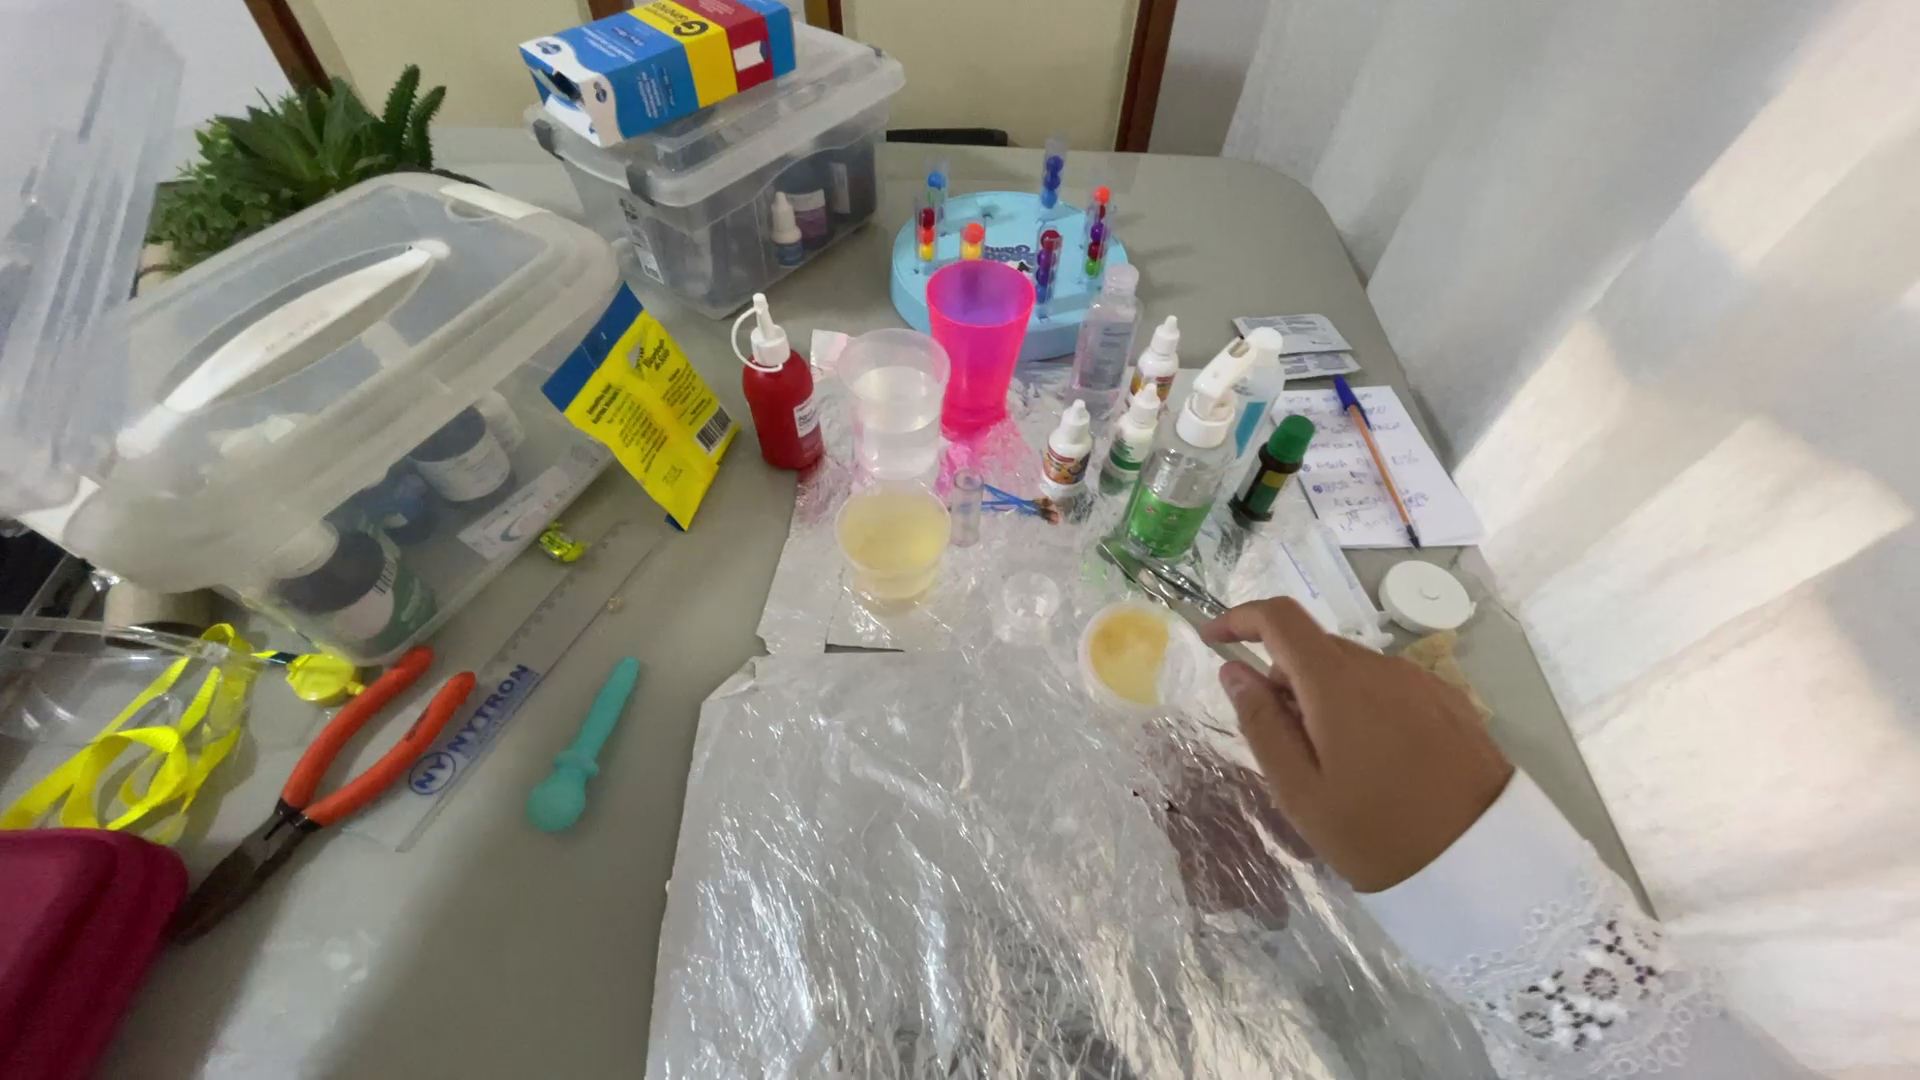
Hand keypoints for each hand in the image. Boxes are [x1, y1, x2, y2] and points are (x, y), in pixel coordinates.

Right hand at [1202, 598, 1512, 892]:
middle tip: (1278, 737)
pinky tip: (1371, 755)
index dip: (1239, 618)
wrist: (1490, 871)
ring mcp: (1420, 682)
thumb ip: (1260, 722)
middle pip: (1312, 645)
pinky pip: (1383, 683)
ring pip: (1347, 665)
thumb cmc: (1378, 835)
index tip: (1214, 639)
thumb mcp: (1299, 790)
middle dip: (1280, 674)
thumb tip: (1233, 670)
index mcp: (1337, 683)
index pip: (1279, 617)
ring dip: (1319, 691)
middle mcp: (1380, 667)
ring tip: (1328, 758)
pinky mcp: (1449, 701)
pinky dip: (1358, 700)